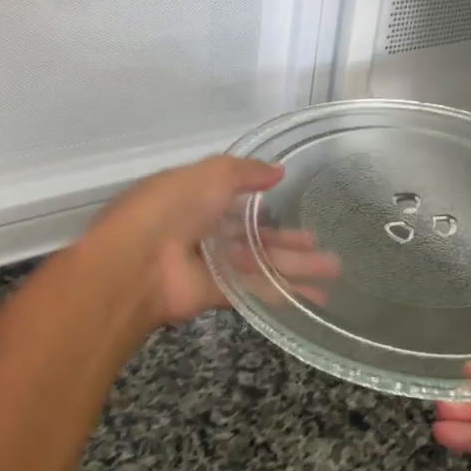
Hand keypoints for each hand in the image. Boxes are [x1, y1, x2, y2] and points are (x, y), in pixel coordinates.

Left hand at [79, 156, 336, 328]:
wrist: (136, 263)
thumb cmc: (171, 208)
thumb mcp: (211, 174)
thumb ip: (246, 172)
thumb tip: (278, 171)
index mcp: (196, 198)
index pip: (237, 201)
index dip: (267, 204)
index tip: (295, 206)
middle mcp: (204, 232)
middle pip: (256, 238)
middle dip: (291, 243)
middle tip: (327, 247)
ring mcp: (210, 265)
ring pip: (261, 266)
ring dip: (297, 268)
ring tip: (334, 270)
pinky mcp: (214, 295)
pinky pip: (254, 292)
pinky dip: (282, 295)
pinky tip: (312, 299)